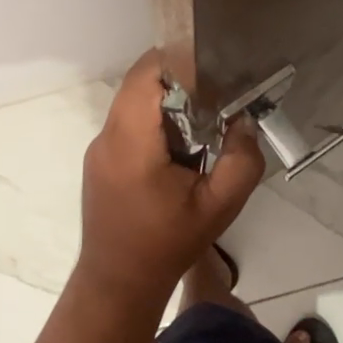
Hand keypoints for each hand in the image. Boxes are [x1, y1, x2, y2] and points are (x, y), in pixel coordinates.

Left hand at [76, 50, 265, 298]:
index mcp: (131, 141)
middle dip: (179, 81)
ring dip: (167, 104)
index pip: (146, 73)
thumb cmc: (167, 245)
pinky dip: (154, 124)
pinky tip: (181, 150)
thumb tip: (243, 123)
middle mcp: (107, 137)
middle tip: (217, 96)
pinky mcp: (99, 162)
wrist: (119, 283)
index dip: (179, 60)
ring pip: (132, 103)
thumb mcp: (219, 207)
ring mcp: (99, 149)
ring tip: (204, 123)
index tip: (215, 68)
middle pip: (139, 84)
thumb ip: (241, 162)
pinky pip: (127, 125)